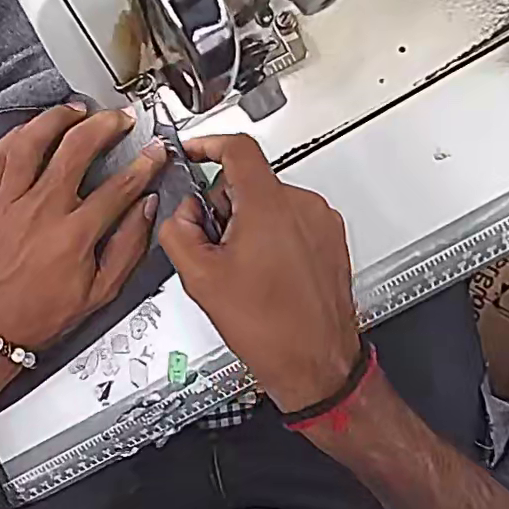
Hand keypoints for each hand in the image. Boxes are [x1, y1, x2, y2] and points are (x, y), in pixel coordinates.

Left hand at [0, 103, 166, 407]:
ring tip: (76, 109)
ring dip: (57, 118)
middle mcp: (40, 211)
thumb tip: (145, 209)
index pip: (119, 186)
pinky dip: (16, 135)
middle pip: (76, 148)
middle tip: (118, 119)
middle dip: (105, 125)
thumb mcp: (100, 292)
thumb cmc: (41, 312)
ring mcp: (9, 202)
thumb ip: (129, 247)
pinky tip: (32, 129)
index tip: (155, 152)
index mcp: (73, 236)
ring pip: (32, 141)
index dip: (144, 163)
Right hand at [156, 134, 359, 412]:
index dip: (208, 144)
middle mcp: (301, 206)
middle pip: (248, 181)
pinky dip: (271, 235)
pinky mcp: (330, 239)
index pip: (237, 149)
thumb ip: (178, 231)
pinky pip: (291, 220)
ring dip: (246, 223)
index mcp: (268, 207)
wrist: (316, 363)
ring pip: (268, 202)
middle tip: (212, 244)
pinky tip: (264, 272)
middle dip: (221, 205)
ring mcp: (320, 222)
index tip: (194, 151)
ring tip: (242, 267)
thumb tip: (181, 214)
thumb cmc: (271, 329)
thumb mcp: (200, 278)